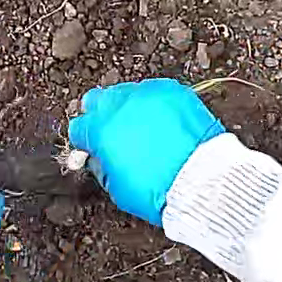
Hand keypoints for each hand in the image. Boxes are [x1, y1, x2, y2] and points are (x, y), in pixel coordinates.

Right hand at [67, 79, 225, 224]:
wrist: (202, 181)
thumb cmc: (161, 190)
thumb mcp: (117, 188)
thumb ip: (100, 166)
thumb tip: (96, 157)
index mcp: (101, 130)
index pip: (79, 126)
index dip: (84, 139)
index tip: (92, 145)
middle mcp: (121, 105)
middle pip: (97, 99)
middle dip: (100, 114)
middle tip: (112, 130)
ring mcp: (148, 94)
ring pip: (126, 92)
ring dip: (128, 107)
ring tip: (141, 127)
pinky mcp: (173, 91)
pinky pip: (155, 92)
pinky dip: (154, 104)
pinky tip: (161, 122)